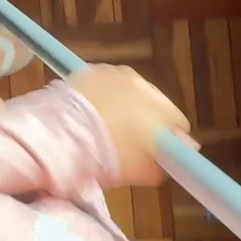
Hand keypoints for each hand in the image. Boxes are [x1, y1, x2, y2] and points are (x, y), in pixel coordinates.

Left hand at [65, 65, 189, 186]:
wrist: (59, 136)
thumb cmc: (105, 157)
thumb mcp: (143, 170)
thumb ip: (167, 162)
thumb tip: (181, 151)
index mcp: (160, 109)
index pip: (178, 123)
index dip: (170, 139)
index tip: (160, 152)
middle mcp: (142, 84)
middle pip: (155, 103)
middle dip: (147, 119)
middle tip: (130, 140)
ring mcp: (115, 73)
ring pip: (131, 91)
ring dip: (125, 104)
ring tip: (107, 124)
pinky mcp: (91, 70)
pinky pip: (106, 83)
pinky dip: (103, 94)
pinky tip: (92, 110)